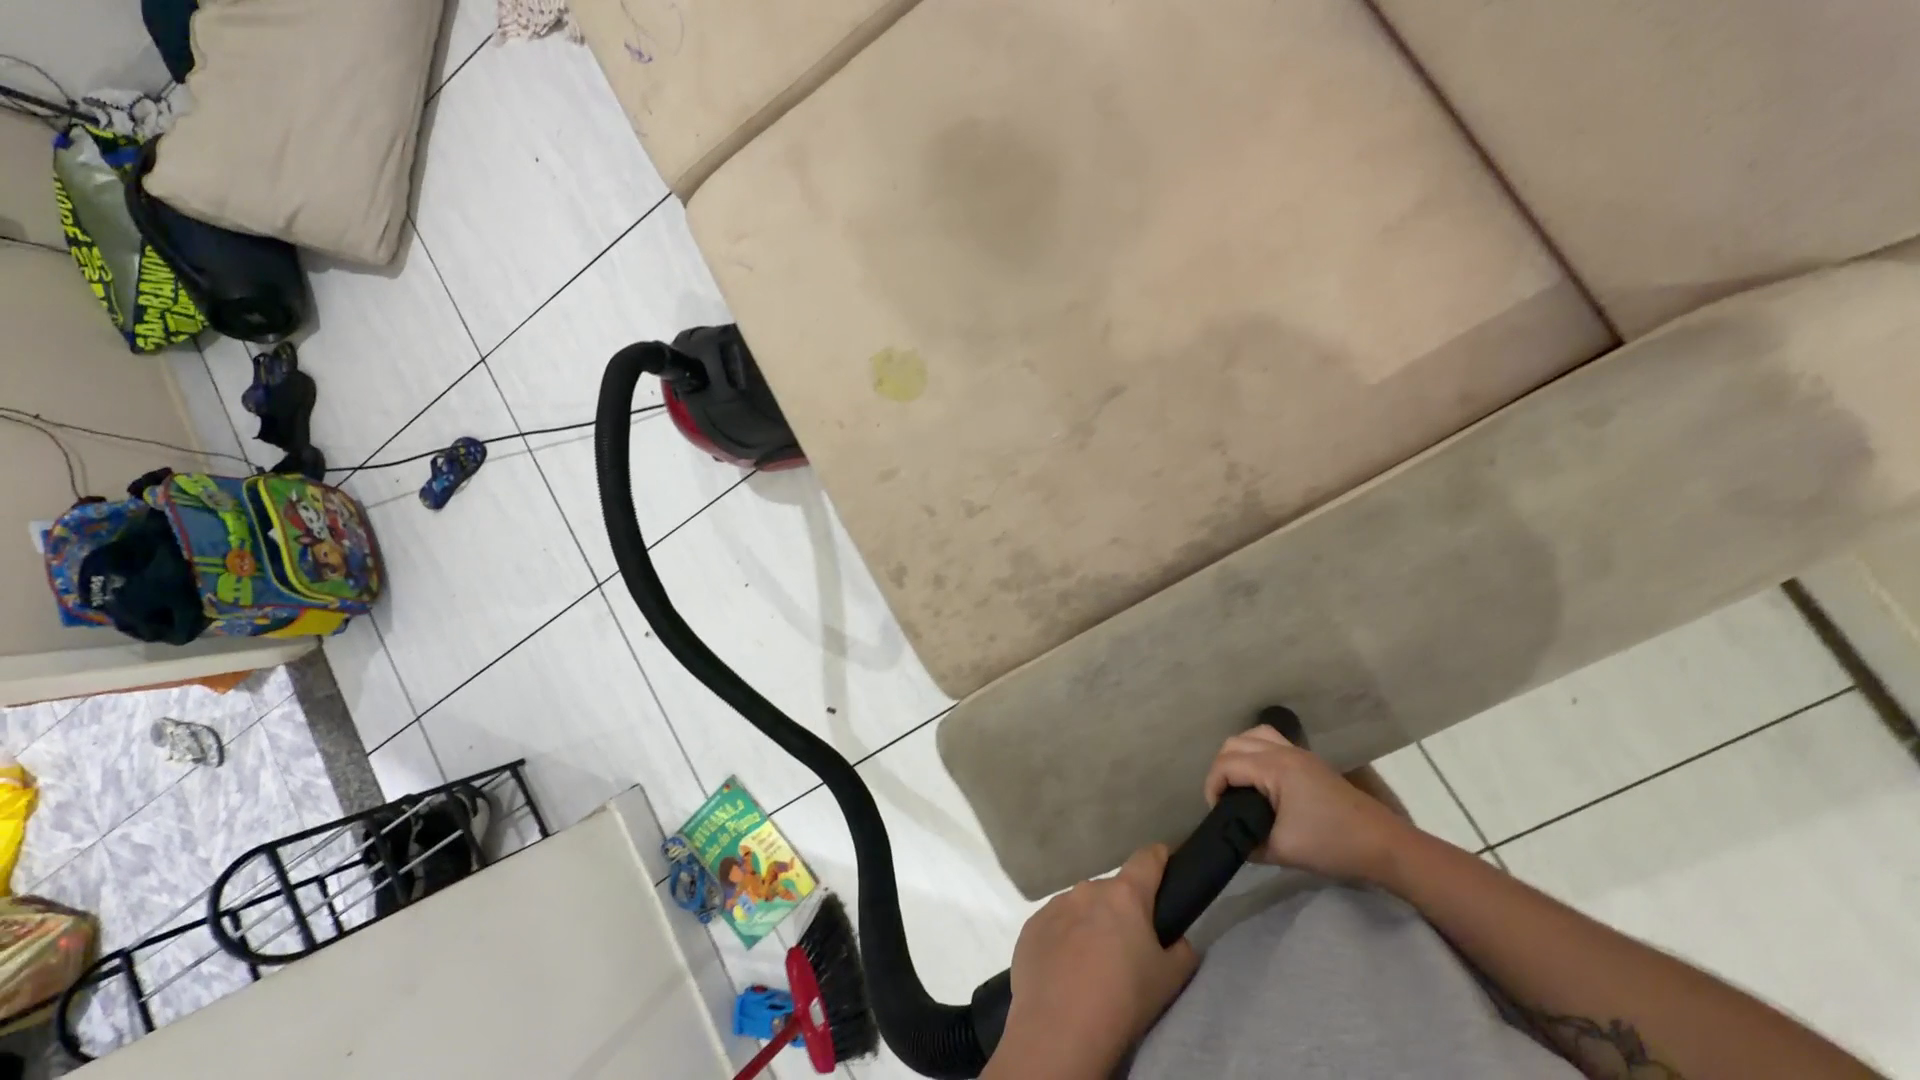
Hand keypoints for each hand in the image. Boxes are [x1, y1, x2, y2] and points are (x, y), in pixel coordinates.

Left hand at [997, 846, 1198, 1072]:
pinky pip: (1054, 926)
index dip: (1159, 858)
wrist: (1060, 1030)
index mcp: (1125, 895)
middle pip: (1111, 890)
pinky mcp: (1029, 928)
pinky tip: (1064, 972)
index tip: (1165, 863)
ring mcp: (1054, 907)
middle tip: (1126, 946)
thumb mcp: (1171, 978)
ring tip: (1091, 964)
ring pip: (1080, 907)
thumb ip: (1182, 949)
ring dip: (1089, 923)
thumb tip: (1175, 939)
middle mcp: (1087, 890)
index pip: (1147, 858)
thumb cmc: (1124, 999)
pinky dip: (1062, 940)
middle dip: (1121, 910)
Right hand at [1204, 725, 1416, 883]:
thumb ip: (1248, 844)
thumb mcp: (1282, 850)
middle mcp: (1286, 752)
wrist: (1383, 846)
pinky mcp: (1311, 763)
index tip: (1218, 816)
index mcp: (1276, 768)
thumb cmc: (1332, 844)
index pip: (1226, 764)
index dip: (1212, 788)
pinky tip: (1262, 785)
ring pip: (1255, 736)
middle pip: (1235, 743)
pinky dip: (1257, 756)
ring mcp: (1301, 755)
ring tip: (1239, 788)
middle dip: (1221, 769)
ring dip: (1239, 756)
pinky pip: (1272, 744)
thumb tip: (1233, 841)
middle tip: (1225, 801)